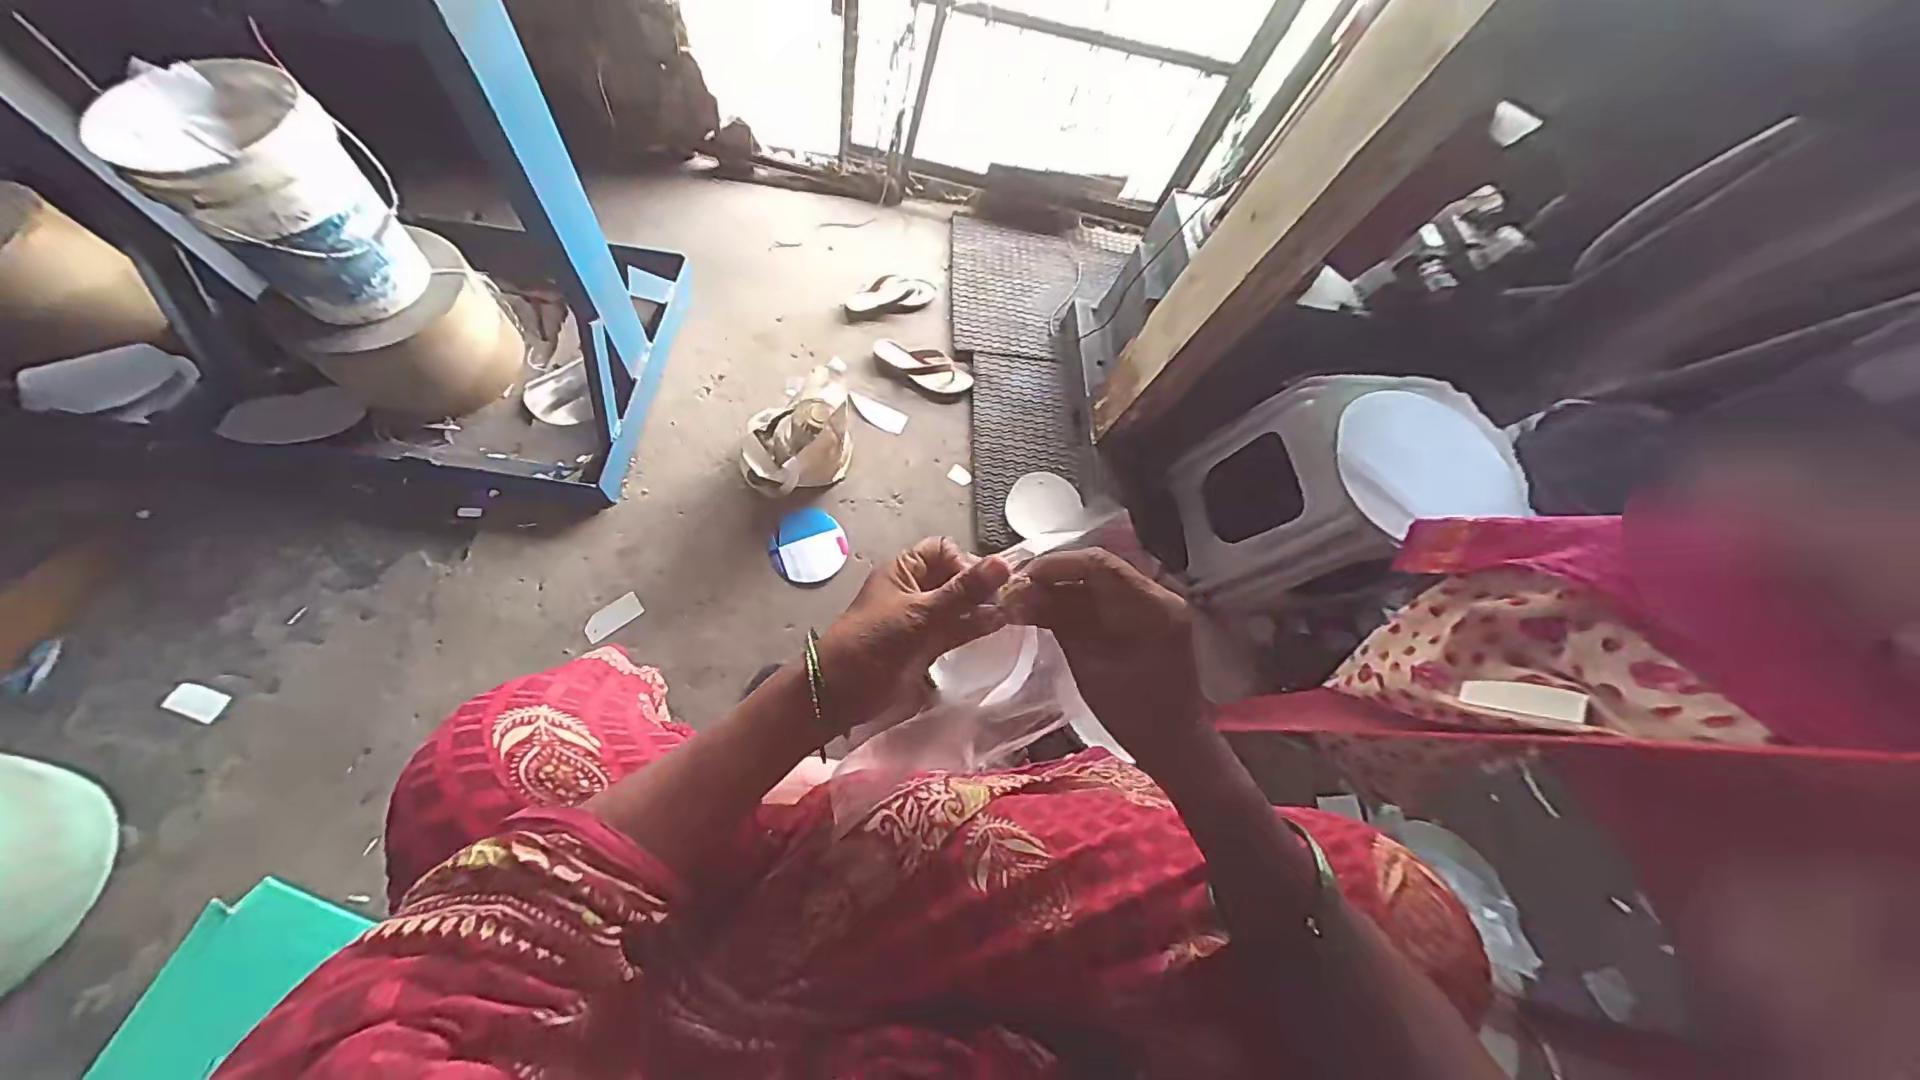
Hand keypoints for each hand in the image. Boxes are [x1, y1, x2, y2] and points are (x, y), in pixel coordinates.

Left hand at [814, 537, 1010, 732]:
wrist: (840, 693)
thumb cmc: (875, 642)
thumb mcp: (921, 613)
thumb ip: (964, 591)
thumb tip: (1004, 564)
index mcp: (904, 570)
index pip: (944, 550)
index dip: (966, 562)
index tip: (986, 583)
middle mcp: (913, 589)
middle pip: (954, 578)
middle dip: (980, 586)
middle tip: (1008, 600)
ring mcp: (920, 618)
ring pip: (957, 605)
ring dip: (980, 608)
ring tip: (1010, 615)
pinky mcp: (925, 645)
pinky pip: (954, 629)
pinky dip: (973, 628)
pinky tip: (996, 629)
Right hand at [1000, 548, 1204, 763]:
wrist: (1173, 743)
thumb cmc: (1133, 716)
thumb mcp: (1089, 668)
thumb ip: (1058, 623)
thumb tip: (1017, 596)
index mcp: (1153, 608)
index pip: (1100, 565)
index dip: (1056, 565)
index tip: (1022, 577)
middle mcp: (1158, 596)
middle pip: (1097, 567)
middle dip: (1053, 573)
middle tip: (1016, 587)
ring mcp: (1154, 603)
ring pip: (1097, 579)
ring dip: (1060, 586)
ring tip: (1024, 597)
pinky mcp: (1143, 615)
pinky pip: (1104, 596)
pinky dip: (1073, 599)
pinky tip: (1047, 607)